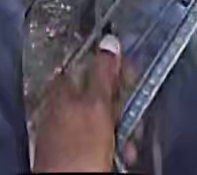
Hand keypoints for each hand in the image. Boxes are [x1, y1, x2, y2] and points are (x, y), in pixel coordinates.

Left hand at [32, 35, 121, 171]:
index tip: (133, 77)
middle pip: (100, 94)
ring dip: (122, 127)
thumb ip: (104, 73)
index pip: (94, 64)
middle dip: (122, 105)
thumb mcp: (96, 107)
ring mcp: (66, 131)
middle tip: (134, 116)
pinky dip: (112, 144)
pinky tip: (121, 154)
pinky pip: (98, 140)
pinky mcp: (72, 153)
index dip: (116, 69)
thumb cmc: (77, 152)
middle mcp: (62, 106)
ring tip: (129, 144)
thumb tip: (110, 42)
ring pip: (102, 119)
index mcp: (64, 88)